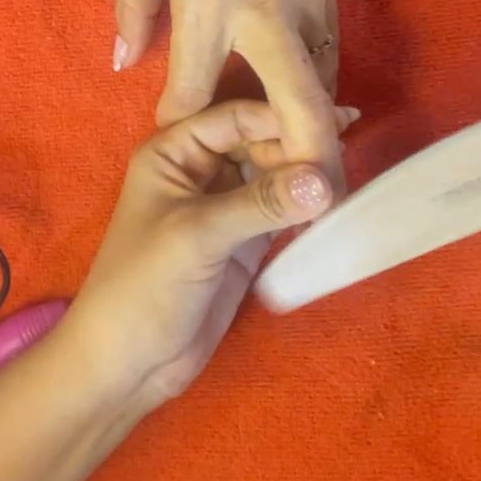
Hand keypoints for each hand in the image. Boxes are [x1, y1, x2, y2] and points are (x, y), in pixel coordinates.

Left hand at [57, 100, 356, 408]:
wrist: (129, 361)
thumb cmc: (144, 285)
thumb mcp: (197, 237)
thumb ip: (258, 204)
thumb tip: (324, 179)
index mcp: (173, 151)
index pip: (234, 118)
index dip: (278, 119)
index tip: (331, 125)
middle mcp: (199, 168)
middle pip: (257, 140)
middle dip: (297, 144)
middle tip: (348, 148)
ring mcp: (223, 204)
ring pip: (272, 173)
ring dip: (306, 174)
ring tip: (351, 172)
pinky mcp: (243, 239)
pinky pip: (280, 210)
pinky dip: (305, 207)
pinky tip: (338, 204)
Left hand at [116, 0, 347, 188]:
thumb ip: (133, 7)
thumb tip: (124, 63)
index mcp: (205, 1)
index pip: (194, 94)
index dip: (181, 129)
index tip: (178, 152)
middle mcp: (263, 14)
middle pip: (294, 113)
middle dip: (296, 167)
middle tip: (291, 200)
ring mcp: (308, 2)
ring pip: (321, 88)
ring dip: (310, 130)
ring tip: (292, 162)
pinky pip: (328, 54)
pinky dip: (316, 86)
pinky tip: (299, 99)